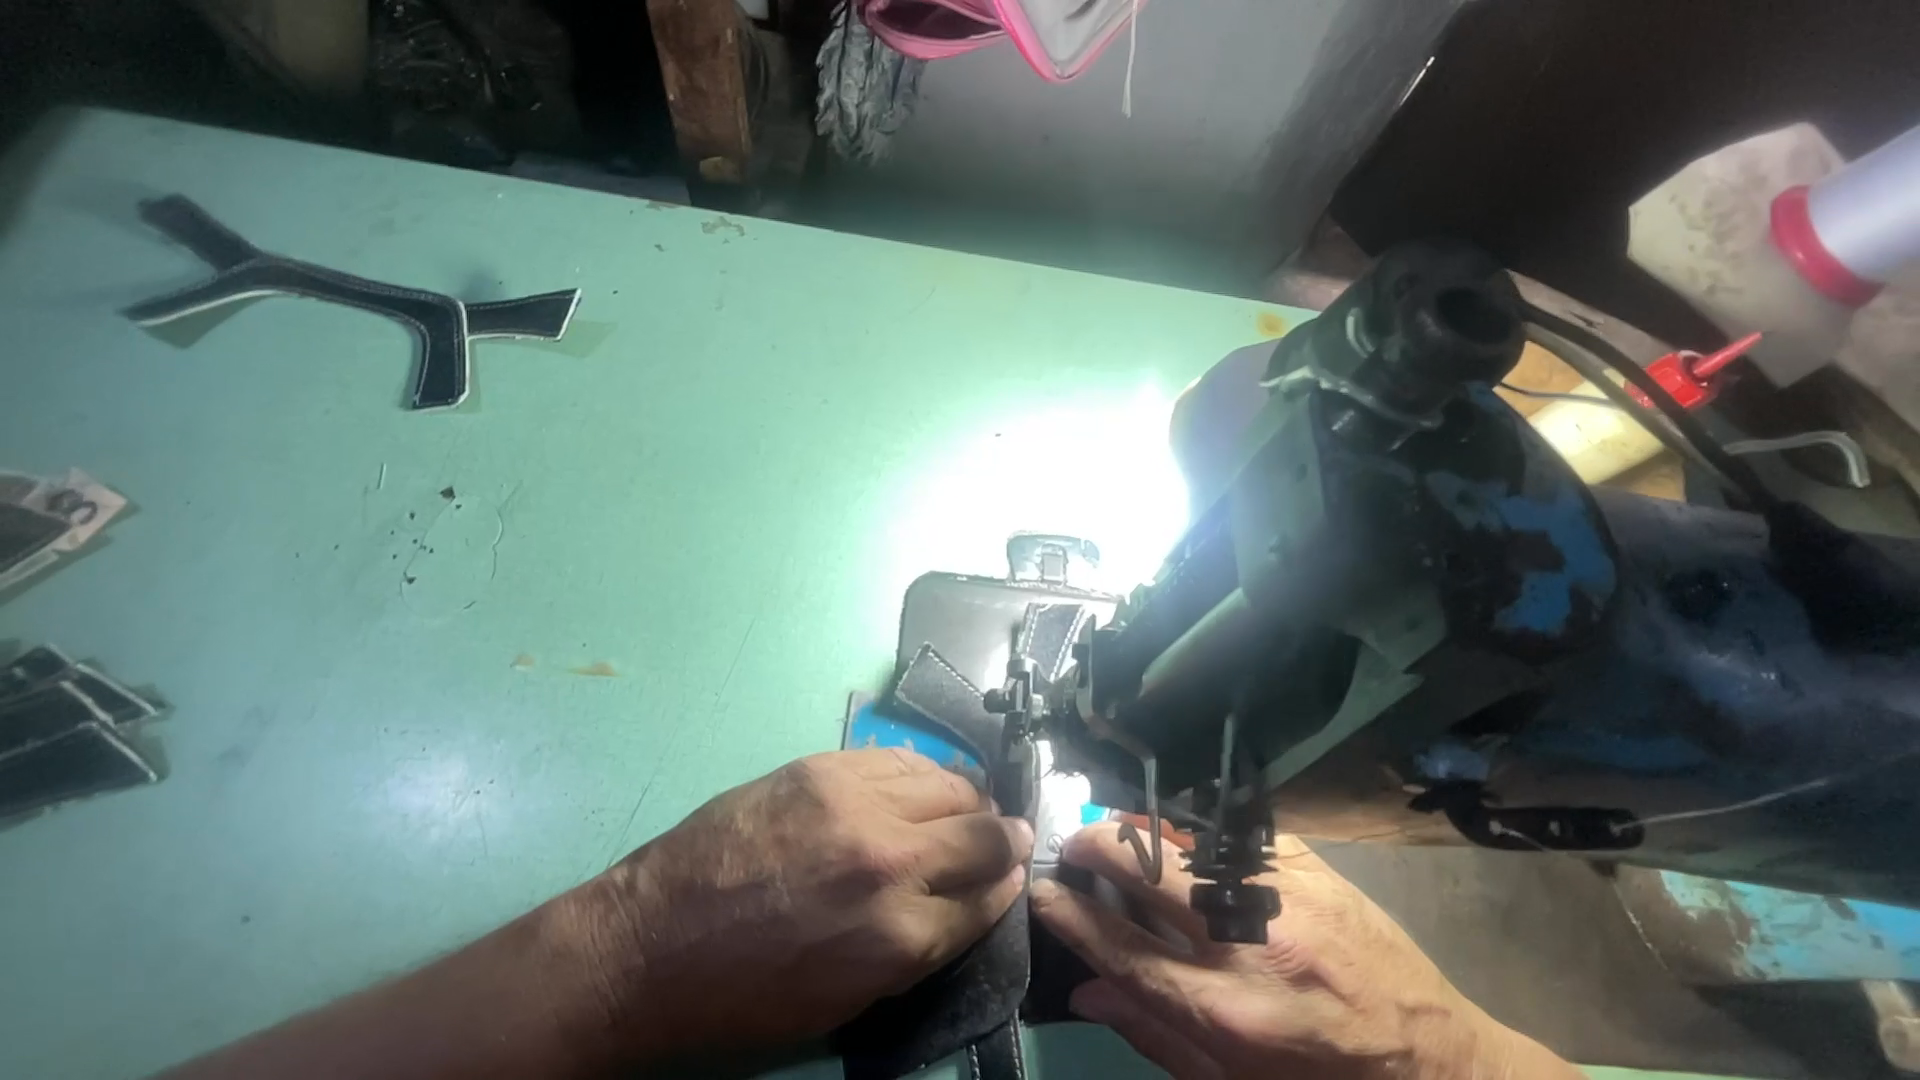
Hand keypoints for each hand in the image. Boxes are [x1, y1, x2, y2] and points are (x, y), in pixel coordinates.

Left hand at [586, 748, 1033, 1061]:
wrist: (653, 942)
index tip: (1012, 873)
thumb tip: (969, 900)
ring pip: (950, 784)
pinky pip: (901, 758)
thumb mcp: (849, 1000)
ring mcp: (857, 804)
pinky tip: (925, 782)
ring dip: (969, 800)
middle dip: (1005, 839)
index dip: (1006, 886)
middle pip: (983, 835)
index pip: (988, 898)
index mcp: (900, 938)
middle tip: (1005, 837)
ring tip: (966, 807)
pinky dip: (926, 772)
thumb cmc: (748, 993)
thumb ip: (920, 947)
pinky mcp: (823, 767)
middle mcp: (892, 861)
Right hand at [1030, 824, 1580, 1079]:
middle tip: (1073, 846)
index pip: (1126, 950)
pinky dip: (1190, 828)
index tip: (1041, 890)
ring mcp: (1284, 895)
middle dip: (1097, 849)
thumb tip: (1084, 989)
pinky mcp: (1310, 865)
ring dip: (1138, 829)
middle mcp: (1253, 943)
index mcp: (1231, 1013)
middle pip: (1149, 875)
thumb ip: (1153, 1034)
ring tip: (1114, 833)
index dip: (1073, 917)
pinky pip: (1231, 829)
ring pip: (1187, 839)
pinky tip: (1174, 833)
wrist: (1437, 1060)